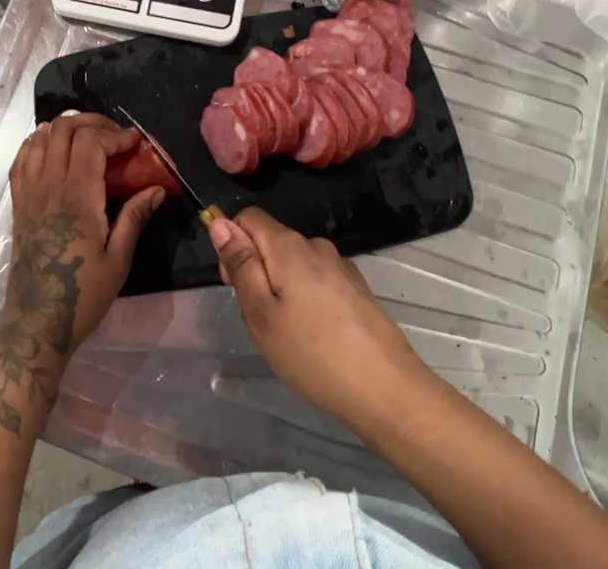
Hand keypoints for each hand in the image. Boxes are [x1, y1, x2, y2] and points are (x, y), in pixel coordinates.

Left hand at [4, 113, 165, 363]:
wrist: (38, 320)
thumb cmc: (84, 294)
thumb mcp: (119, 259)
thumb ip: (135, 217)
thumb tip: (156, 188)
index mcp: (77, 198)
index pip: (90, 143)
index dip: (114, 134)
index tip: (135, 143)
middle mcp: (49, 187)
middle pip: (63, 130)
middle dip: (92, 122)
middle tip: (115, 135)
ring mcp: (29, 193)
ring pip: (40, 139)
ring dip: (65, 128)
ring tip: (88, 138)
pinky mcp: (18, 203)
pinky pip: (22, 159)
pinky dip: (37, 143)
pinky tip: (52, 148)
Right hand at [208, 207, 427, 430]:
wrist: (386, 389)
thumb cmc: (312, 353)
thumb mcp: (261, 313)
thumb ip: (241, 265)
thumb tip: (220, 224)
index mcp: (290, 247)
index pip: (249, 218)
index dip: (232, 243)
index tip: (234, 285)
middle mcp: (317, 247)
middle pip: (272, 241)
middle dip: (257, 271)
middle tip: (262, 320)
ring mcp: (341, 268)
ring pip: (294, 264)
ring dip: (280, 288)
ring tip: (288, 333)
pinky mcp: (356, 290)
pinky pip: (316, 280)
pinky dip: (305, 298)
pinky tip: (314, 335)